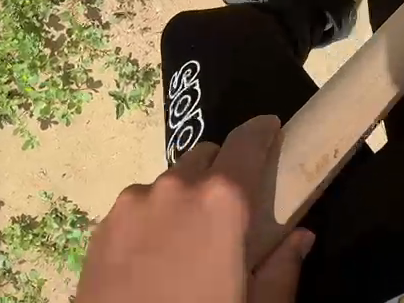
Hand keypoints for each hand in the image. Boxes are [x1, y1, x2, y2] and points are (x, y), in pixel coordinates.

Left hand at [75, 115, 314, 302]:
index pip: (248, 140)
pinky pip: (139, 206)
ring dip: (184, 200)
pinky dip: (152, 220)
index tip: (272, 134)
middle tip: (229, 216)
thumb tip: (300, 238)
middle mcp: (177, 186)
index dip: (263, 133)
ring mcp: (134, 203)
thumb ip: (281, 270)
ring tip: (186, 247)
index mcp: (222, 202)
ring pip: (171, 182)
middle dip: (222, 175)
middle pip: (208, 158)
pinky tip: (153, 263)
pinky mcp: (103, 226)